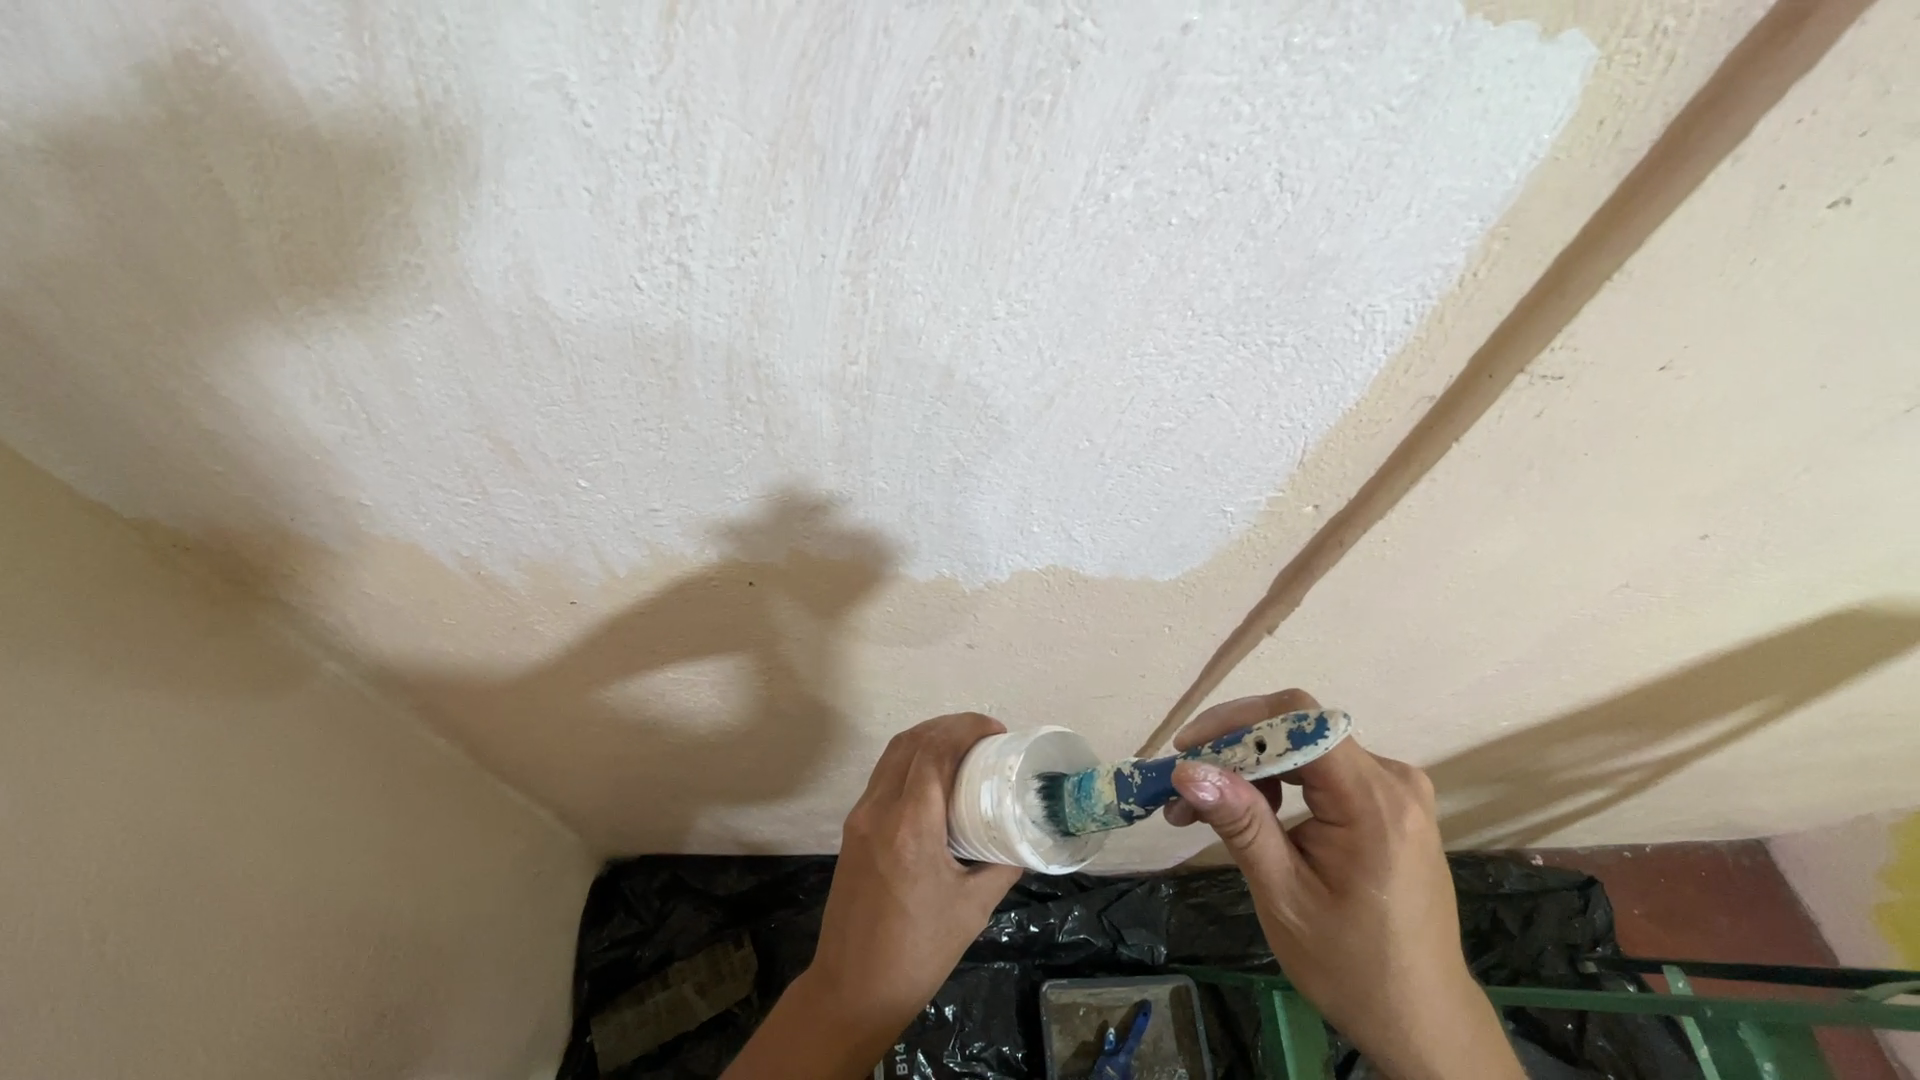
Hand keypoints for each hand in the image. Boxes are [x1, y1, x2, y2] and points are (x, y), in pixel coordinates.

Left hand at [811, 712, 1022, 1021]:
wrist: (853, 988)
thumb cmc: (919, 952)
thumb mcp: (974, 908)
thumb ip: (1002, 865)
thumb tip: (1023, 838)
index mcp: (911, 826)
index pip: (934, 750)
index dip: (966, 728)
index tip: (997, 732)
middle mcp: (879, 811)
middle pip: (911, 742)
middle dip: (949, 727)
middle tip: (985, 737)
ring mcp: (859, 819)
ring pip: (891, 756)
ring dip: (927, 740)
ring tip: (963, 749)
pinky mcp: (852, 831)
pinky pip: (883, 778)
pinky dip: (910, 763)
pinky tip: (935, 781)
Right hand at [1164, 690, 1520, 1079]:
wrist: (1420, 1016)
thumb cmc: (1350, 964)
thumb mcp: (1284, 893)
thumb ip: (1240, 822)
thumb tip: (1187, 771)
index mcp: (1373, 801)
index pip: (1299, 719)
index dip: (1236, 721)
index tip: (1187, 749)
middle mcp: (1393, 780)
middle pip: (1301, 729)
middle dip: (1235, 749)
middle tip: (1185, 788)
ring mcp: (1397, 790)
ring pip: (1309, 748)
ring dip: (1252, 767)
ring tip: (1204, 808)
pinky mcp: (1391, 805)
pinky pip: (1326, 770)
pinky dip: (1280, 782)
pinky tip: (1249, 812)